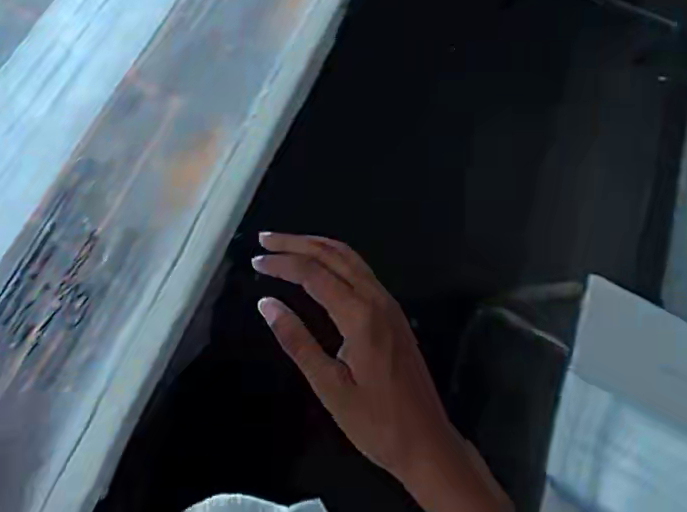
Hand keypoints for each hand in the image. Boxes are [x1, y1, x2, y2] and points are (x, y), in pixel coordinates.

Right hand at [253, 233, 509, 511]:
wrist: (430, 447)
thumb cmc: (378, 423)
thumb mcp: (330, 388)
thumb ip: (297, 341)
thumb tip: (265, 303)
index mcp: (360, 316)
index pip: (313, 273)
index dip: (281, 263)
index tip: (255, 262)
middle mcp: (376, 299)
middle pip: (331, 254)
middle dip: (295, 243)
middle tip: (264, 240)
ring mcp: (388, 303)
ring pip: (347, 256)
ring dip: (314, 244)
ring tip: (285, 244)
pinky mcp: (392, 312)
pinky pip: (358, 268)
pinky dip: (332, 255)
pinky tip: (318, 263)